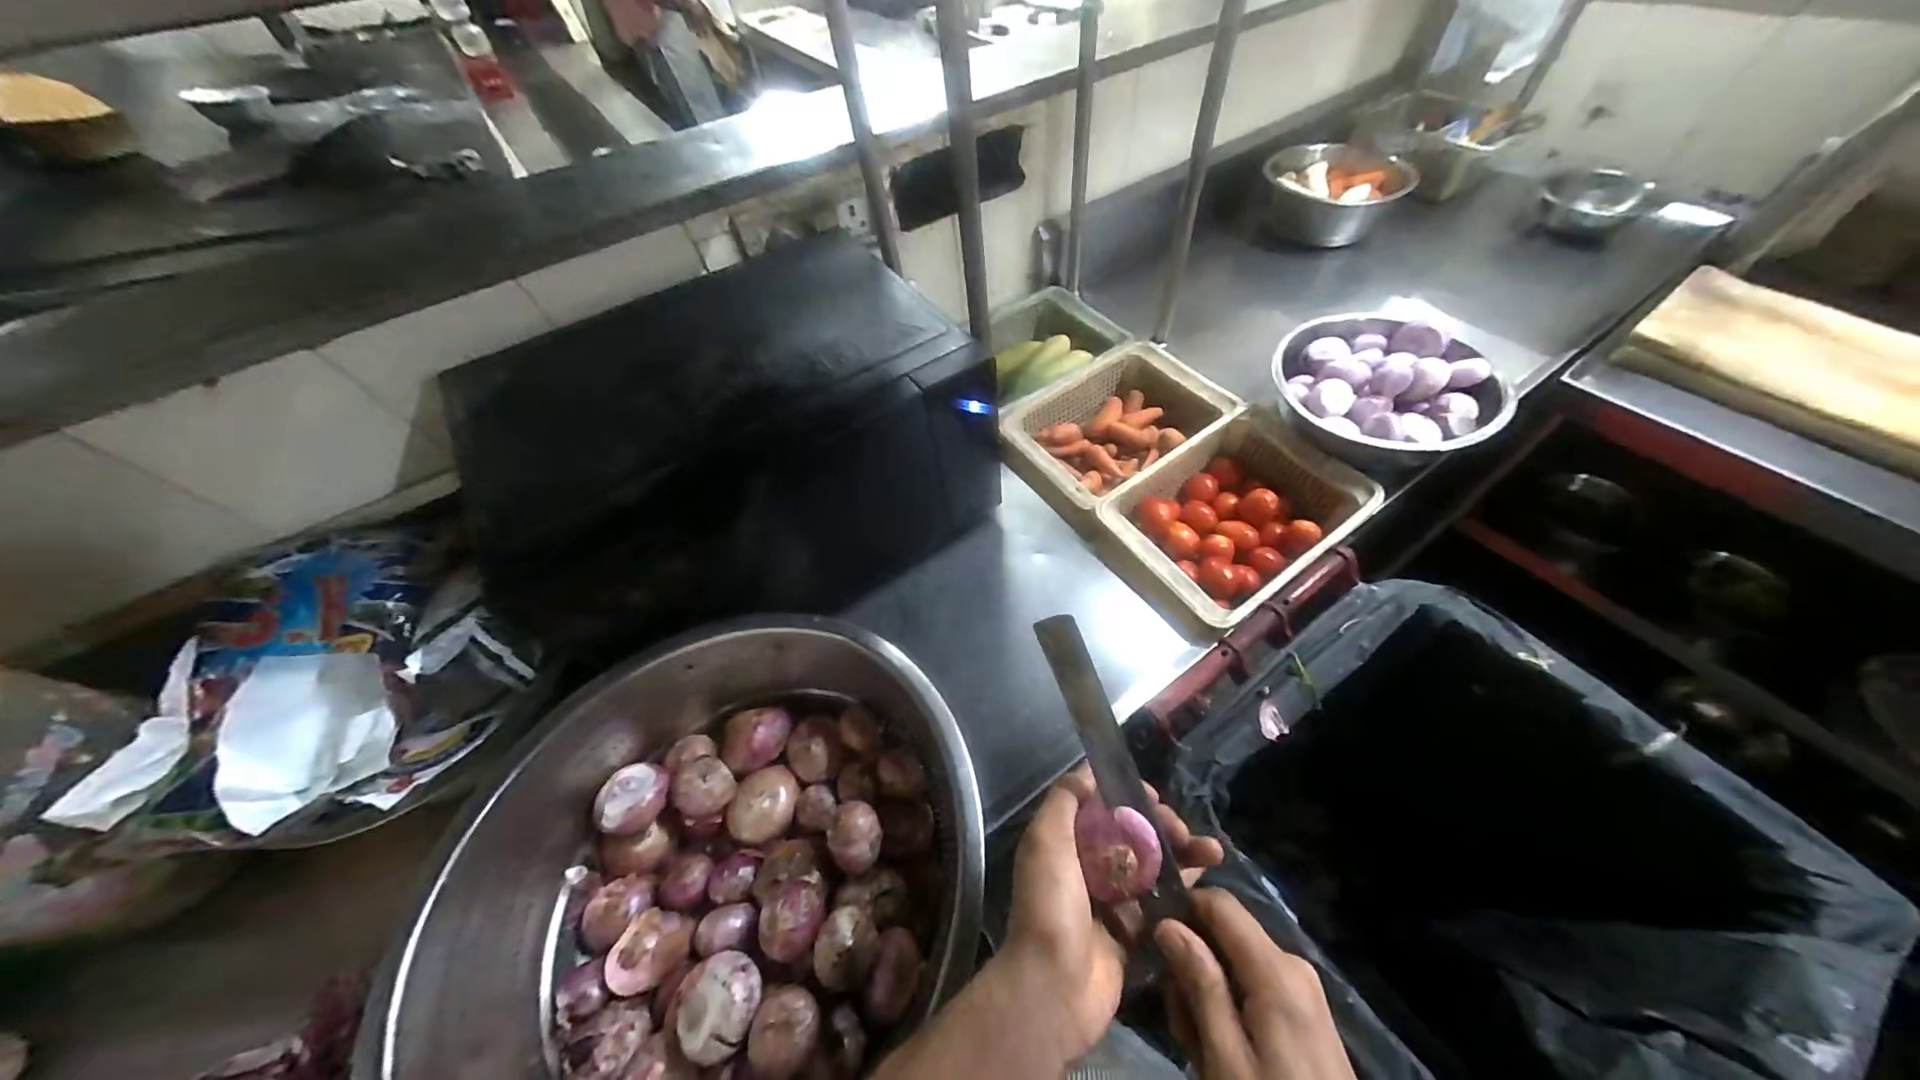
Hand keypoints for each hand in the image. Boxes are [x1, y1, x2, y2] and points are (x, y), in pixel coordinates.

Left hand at [994, 765, 1223, 1065]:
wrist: (1054, 985)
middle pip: (1131, 837)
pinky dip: (1185, 891)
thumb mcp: (1046, 841)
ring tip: (1213, 850)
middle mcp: (1087, 867)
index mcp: (1065, 843)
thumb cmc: (1050, 904)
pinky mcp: (1134, 934)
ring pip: (1152, 868)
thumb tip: (1088, 769)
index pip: (1102, 810)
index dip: (1129, 798)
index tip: (1154, 796)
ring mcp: (1111, 902)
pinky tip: (1208, 881)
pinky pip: (1162, 904)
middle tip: (1184, 831)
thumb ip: (1065, 801)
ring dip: (1182, 855)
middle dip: (1161, 827)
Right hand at [1156, 888, 1356, 1079]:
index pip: (1219, 903)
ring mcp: (1303, 990)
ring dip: (1207, 995)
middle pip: (1223, 935)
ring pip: (1233, 963)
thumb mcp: (1226, 1060)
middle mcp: (1292, 965)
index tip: (1153, 943)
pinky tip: (1223, 1052)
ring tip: (1199, 1050)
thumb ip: (1200, 986)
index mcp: (1275, 970)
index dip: (1182, 910)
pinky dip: (1230, 1009)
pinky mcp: (1305, 1012)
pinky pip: (1252, 986)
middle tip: (1180, 1023)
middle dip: (1192, 967)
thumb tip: (1168, 923)